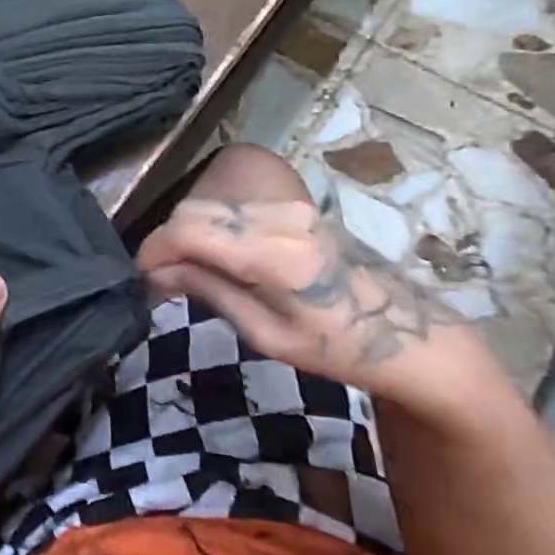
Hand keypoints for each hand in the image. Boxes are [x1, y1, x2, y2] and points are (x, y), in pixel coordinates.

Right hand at [136, 198, 510, 419]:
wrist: (415, 337)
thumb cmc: (340, 349)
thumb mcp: (268, 337)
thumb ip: (211, 292)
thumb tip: (157, 273)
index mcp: (276, 257)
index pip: (189, 231)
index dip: (153, 249)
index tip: (139, 276)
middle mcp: (280, 220)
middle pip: (194, 211)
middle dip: (165, 242)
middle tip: (158, 280)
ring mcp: (290, 208)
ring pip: (209, 205)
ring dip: (185, 233)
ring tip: (182, 272)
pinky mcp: (293, 207)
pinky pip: (231, 207)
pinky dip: (208, 227)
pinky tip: (211, 257)